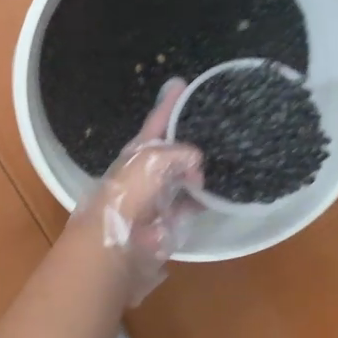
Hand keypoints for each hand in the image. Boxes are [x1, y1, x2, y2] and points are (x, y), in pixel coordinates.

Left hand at [77, 79, 203, 302]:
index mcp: (135, 156)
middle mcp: (145, 175)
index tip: (181, 84)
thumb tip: (196, 165)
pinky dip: (204, 198)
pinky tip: (222, 190)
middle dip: (189, 135)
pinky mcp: (167, 225)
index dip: (168, 105)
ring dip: (201, 168)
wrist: (112, 253)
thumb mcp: (149, 163)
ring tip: (226, 151)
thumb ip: (176, 154)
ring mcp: (156, 200)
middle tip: (214, 120)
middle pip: (171, 150)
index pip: (155, 124)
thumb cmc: (126, 201)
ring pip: (182, 177)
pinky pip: (189, 205)